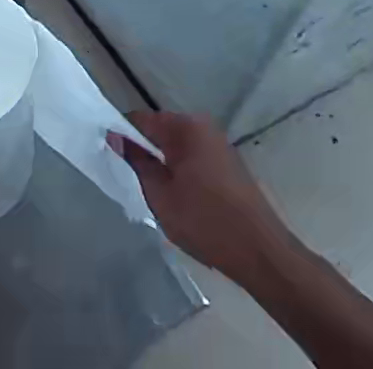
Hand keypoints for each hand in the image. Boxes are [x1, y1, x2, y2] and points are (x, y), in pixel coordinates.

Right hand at [110, 110, 294, 282]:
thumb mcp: (159, 193)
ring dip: (163, 161)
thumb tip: (116, 136)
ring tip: (156, 191)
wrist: (262, 254)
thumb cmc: (205, 221)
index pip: (140, 119)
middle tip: (133, 178)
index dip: (122, 134)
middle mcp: (203, 127)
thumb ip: (136, 160)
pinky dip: (182, 170)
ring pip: (177, 145)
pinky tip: (180, 196)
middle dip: (144, 149)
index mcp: (185, 127)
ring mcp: (219, 145)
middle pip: (160, 130)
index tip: (111, 155)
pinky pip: (194, 157)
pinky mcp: (229, 164)